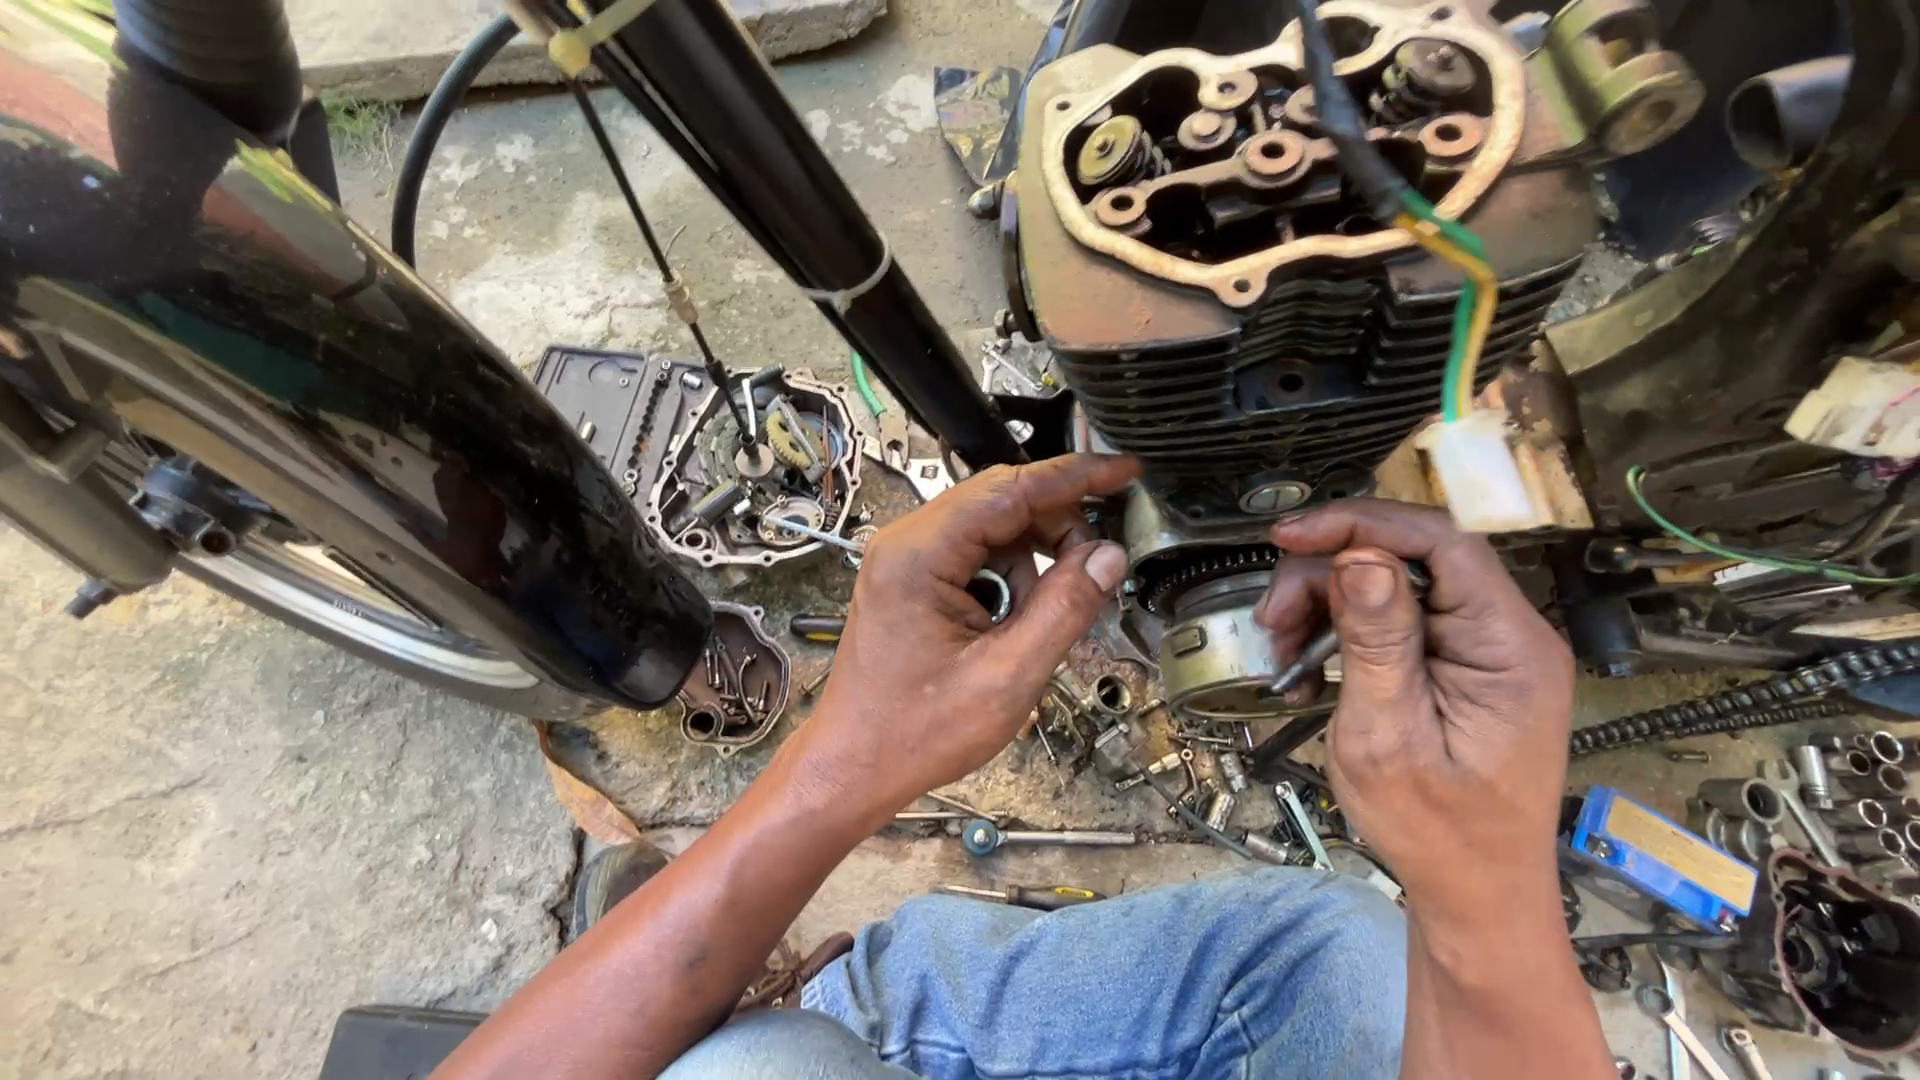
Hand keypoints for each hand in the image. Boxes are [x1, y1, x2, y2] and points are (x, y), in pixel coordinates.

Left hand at [792, 454, 1139, 814]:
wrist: (855, 764)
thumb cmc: (914, 733)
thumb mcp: (1007, 677)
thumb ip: (1064, 609)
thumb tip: (1109, 556)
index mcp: (918, 555)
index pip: (1010, 488)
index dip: (1075, 476)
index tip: (1123, 470)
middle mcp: (906, 543)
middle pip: (1002, 501)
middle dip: (1055, 530)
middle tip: (1093, 568)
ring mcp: (906, 559)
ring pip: (993, 530)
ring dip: (1030, 564)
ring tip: (1030, 624)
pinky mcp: (912, 578)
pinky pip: (976, 556)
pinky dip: (1008, 580)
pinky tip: (1009, 624)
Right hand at [1252, 499, 1573, 921]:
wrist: (1470, 889)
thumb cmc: (1434, 828)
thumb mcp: (1388, 735)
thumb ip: (1378, 642)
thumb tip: (1359, 558)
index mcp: (1507, 646)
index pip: (1440, 542)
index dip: (1360, 524)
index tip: (1289, 537)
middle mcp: (1502, 633)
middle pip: (1404, 559)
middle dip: (1325, 579)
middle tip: (1273, 621)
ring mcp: (1478, 648)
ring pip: (1385, 586)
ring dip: (1321, 609)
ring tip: (1285, 658)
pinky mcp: (1452, 663)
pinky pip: (1386, 621)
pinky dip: (1336, 637)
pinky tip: (1309, 675)